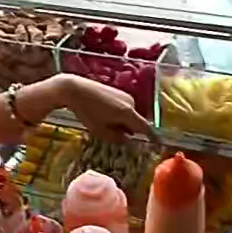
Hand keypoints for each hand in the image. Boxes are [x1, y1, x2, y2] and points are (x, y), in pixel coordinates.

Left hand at [32, 73, 152, 142]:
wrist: (76, 89)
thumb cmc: (87, 112)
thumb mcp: (100, 130)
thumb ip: (116, 137)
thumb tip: (128, 139)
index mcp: (128, 113)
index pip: (144, 127)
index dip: (150, 136)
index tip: (155, 143)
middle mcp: (131, 103)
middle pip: (135, 122)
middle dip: (128, 130)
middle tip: (110, 132)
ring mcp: (126, 96)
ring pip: (129, 115)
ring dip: (122, 122)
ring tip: (103, 122)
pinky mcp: (120, 92)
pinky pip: (124, 108)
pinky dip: (118, 114)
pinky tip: (103, 113)